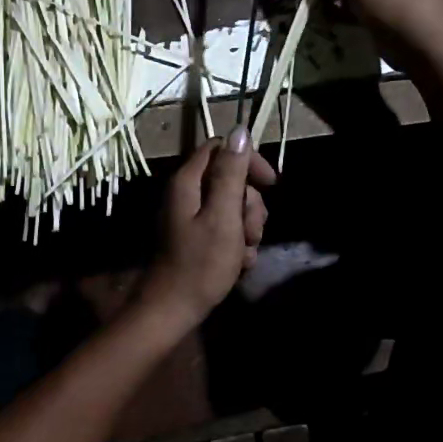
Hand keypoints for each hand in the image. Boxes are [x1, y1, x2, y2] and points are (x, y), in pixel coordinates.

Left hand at [139, 129, 276, 317]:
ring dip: (247, 228)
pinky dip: (237, 243)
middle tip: (252, 231)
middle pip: (230, 179)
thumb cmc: (200, 264)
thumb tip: (240, 131)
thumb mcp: (223, 216)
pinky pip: (226, 227)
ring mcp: (191, 215)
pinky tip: (239, 263)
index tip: (270, 184)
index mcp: (188, 181)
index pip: (222, 148)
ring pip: (232, 206)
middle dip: (250, 204)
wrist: (172, 310)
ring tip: (244, 252)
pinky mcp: (196, 236)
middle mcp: (186, 192)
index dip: (248, 161)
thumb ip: (231, 173)